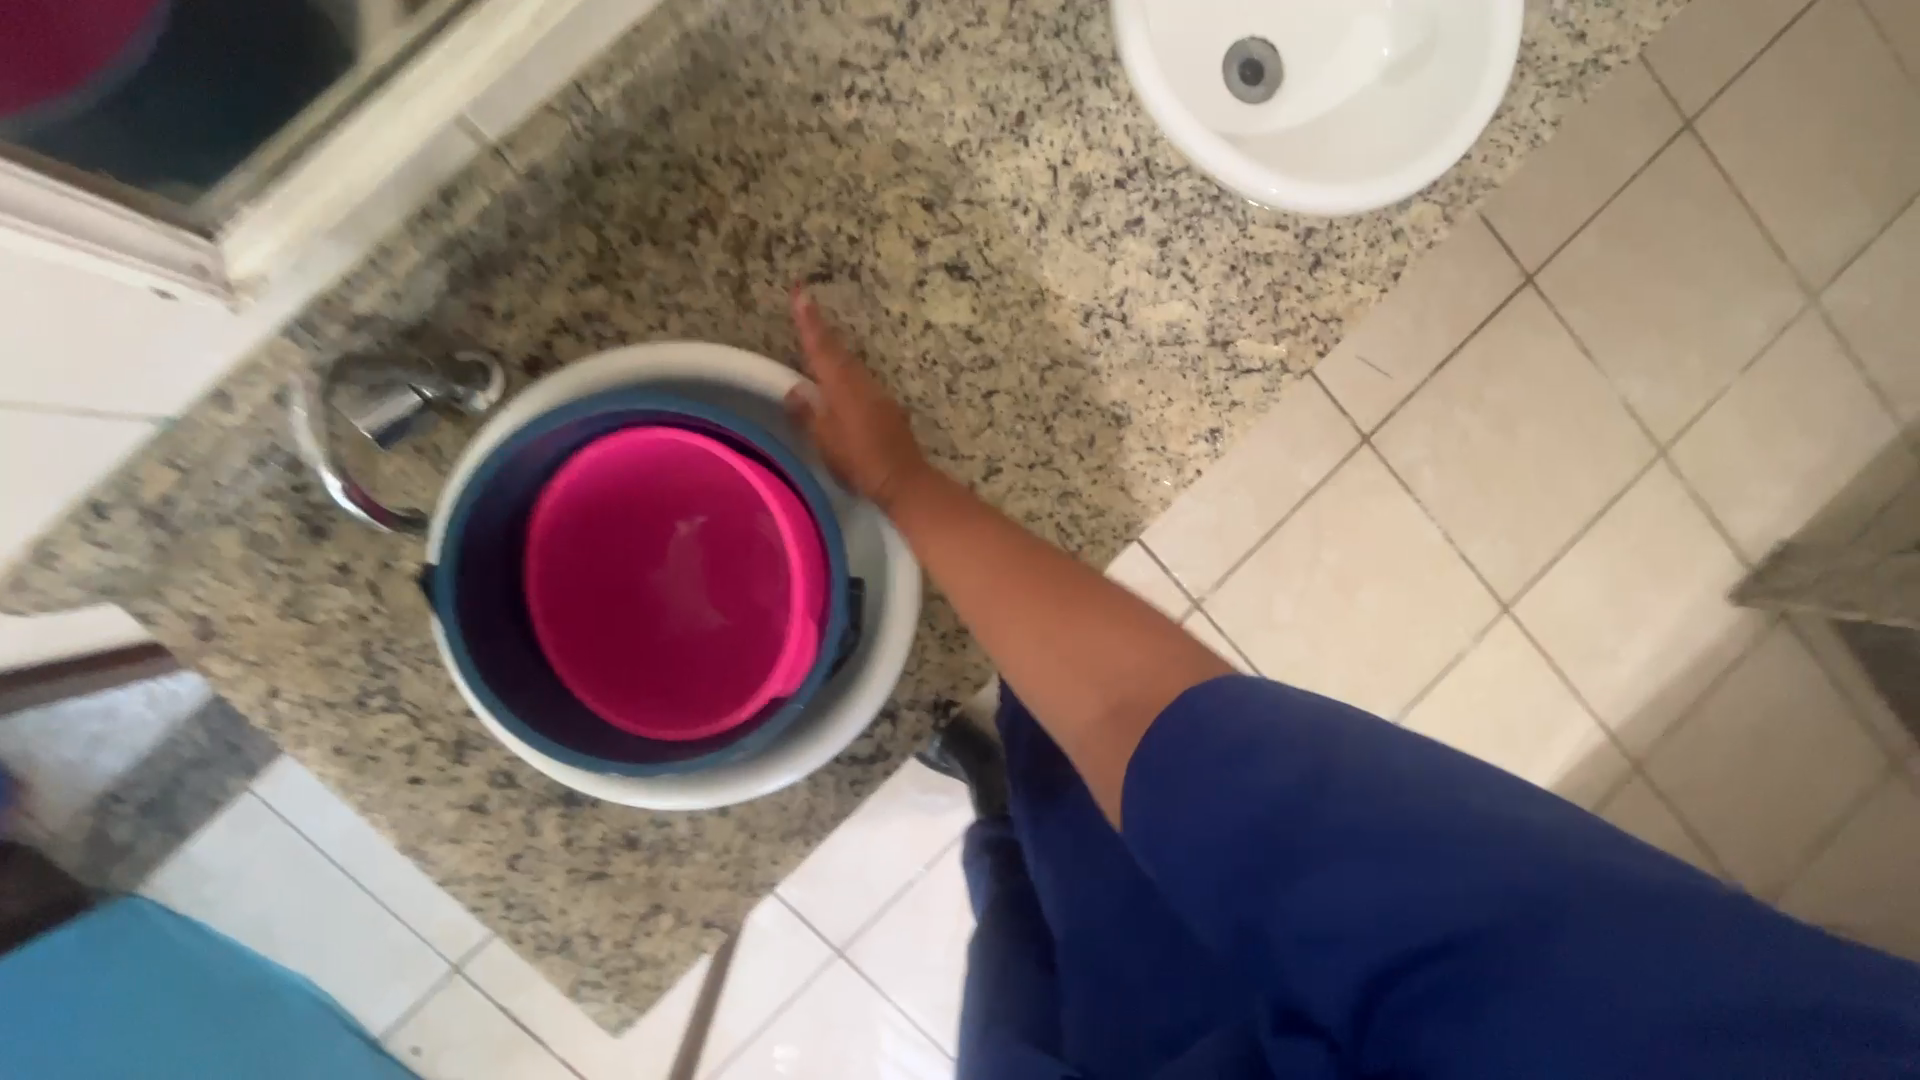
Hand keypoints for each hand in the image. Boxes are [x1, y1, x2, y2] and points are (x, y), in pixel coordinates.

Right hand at [786, 287, 931, 510]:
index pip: (822, 349)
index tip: (801, 293)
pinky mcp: (889, 409)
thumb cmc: (860, 463)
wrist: (904, 480)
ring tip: (818, 345)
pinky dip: (848, 376)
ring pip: (852, 367)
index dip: (809, 322)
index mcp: (843, 387)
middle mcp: (863, 384)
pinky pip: (862, 383)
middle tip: (805, 309)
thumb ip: (808, 414)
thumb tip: (795, 389)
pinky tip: (842, 385)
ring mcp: (879, 395)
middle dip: (821, 332)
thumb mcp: (826, 442)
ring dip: (835, 354)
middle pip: (839, 353)